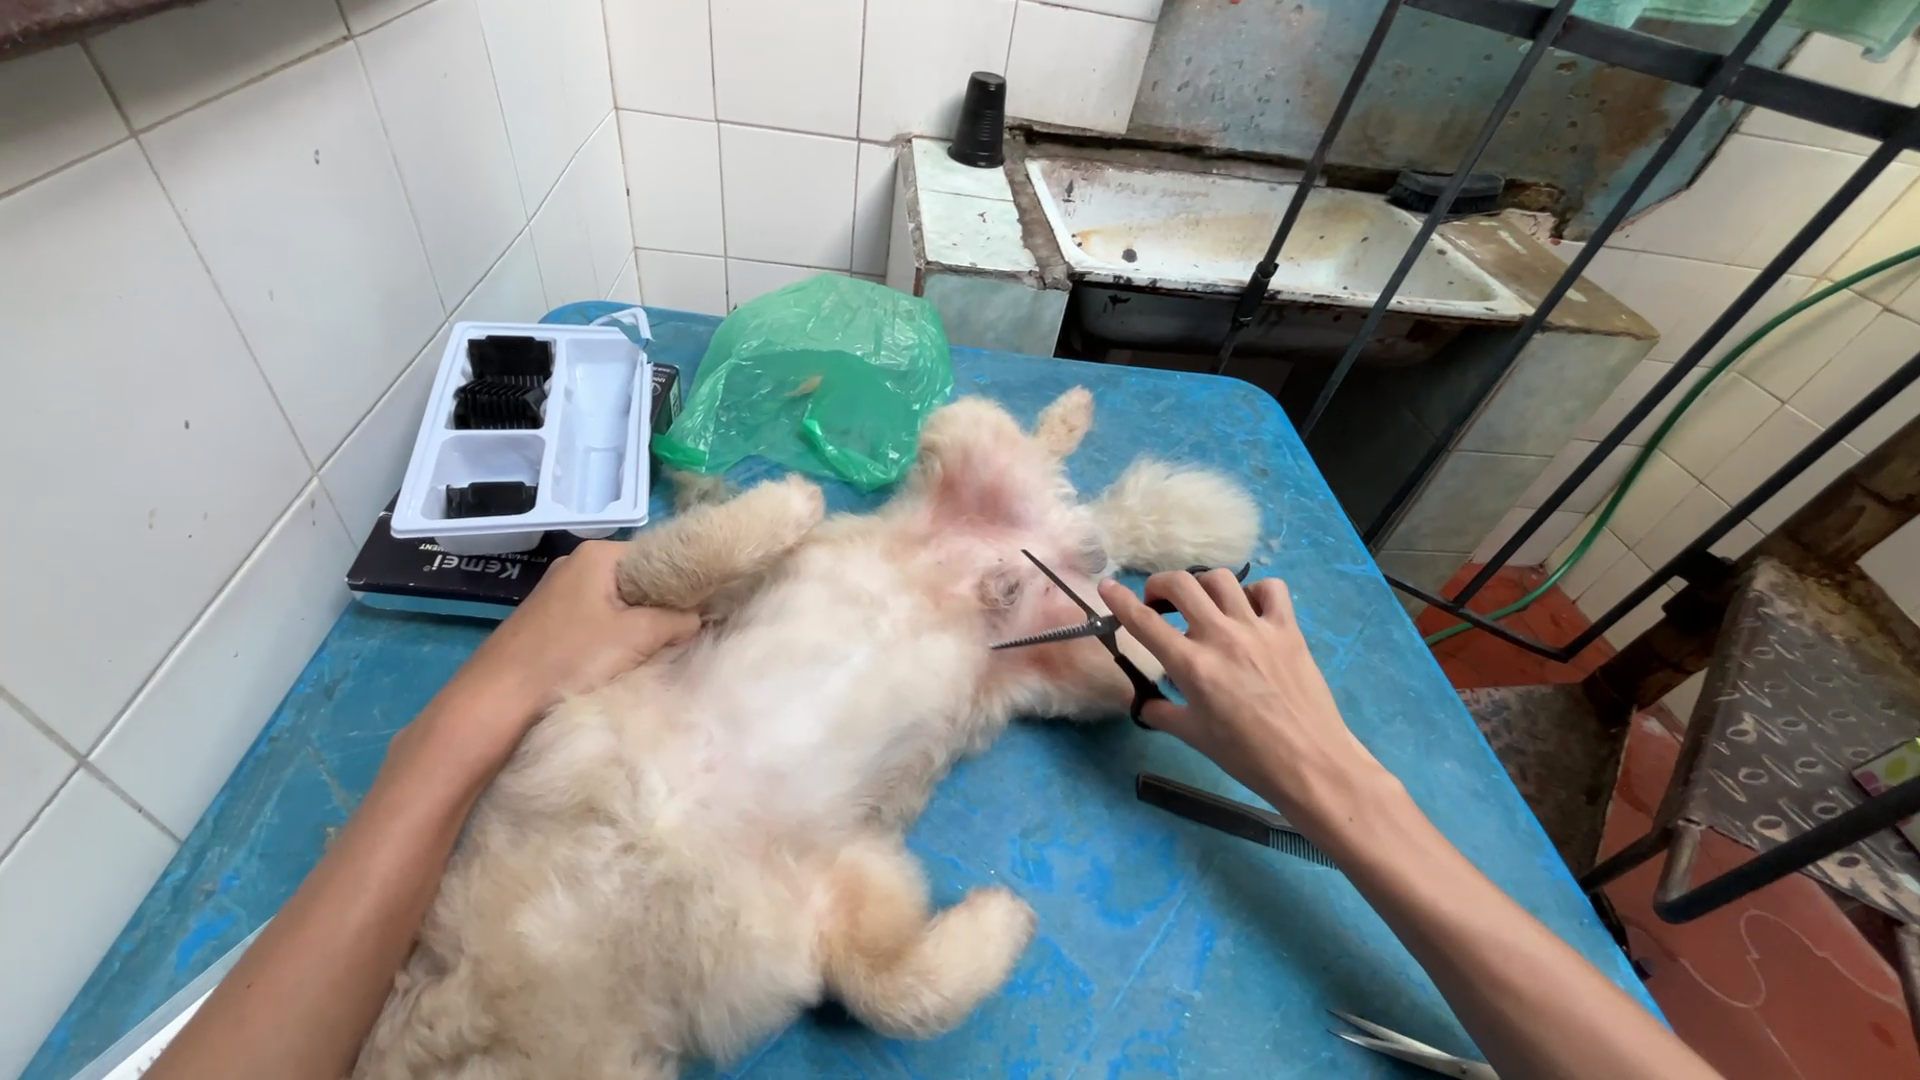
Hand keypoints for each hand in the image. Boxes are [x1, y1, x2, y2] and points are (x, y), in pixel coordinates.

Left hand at [447, 540, 700, 724]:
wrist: (499, 698)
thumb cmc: (571, 656)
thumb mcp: (639, 635)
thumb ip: (680, 619)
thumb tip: (702, 617)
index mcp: (600, 553)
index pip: (663, 555)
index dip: (689, 579)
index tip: (709, 605)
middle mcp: (580, 562)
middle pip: (644, 577)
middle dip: (667, 603)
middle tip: (689, 628)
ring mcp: (564, 590)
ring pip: (624, 599)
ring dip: (644, 621)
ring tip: (664, 643)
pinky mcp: (555, 617)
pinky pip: (603, 616)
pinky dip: (621, 632)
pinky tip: (629, 653)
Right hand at [1098, 571, 1383, 824]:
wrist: (1311, 765)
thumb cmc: (1247, 757)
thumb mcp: (1194, 736)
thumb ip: (1162, 713)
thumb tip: (1144, 703)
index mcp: (1191, 666)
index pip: (1143, 621)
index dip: (1119, 599)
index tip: (1107, 587)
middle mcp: (1220, 637)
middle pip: (1180, 584)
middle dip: (1159, 586)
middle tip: (1158, 604)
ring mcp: (1257, 629)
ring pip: (1221, 579)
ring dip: (1202, 586)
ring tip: (1202, 605)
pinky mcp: (1289, 630)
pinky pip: (1270, 589)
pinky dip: (1254, 592)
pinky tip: (1248, 610)